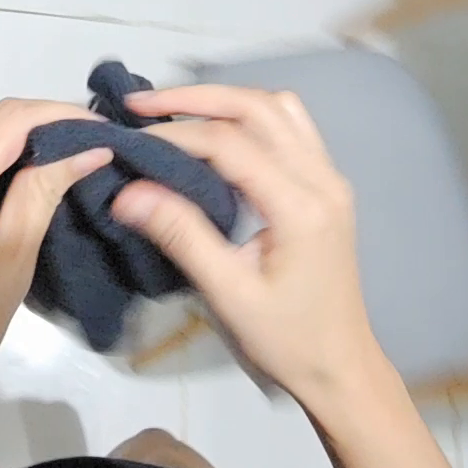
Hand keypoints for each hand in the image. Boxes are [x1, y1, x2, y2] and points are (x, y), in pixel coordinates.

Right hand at [110, 85, 380, 405]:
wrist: (341, 369)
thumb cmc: (285, 340)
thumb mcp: (227, 293)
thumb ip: (180, 235)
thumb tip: (127, 192)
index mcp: (300, 205)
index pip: (231, 143)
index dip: (176, 134)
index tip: (130, 139)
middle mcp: (322, 179)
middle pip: (258, 107)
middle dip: (196, 98)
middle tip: (141, 103)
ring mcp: (329, 179)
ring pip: (278, 109)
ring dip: (224, 99)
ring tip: (173, 110)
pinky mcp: (325, 186)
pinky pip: (288, 127)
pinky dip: (247, 115)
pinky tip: (215, 130)